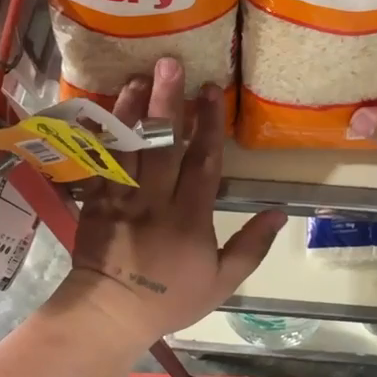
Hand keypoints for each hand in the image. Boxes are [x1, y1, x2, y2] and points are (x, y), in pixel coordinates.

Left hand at [54, 57, 286, 345]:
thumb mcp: (221, 282)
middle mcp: (155, 199)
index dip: (208, 124)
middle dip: (168, 102)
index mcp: (189, 217)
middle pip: (163, 144)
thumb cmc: (169, 298)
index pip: (202, 162)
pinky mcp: (96, 199)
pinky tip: (108, 109)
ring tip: (140, 76)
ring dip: (134, 109)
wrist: (110, 312)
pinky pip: (101, 161)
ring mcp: (121, 197)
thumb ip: (251, 246)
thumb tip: (279, 212)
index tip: (211, 90)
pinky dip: (105, 134)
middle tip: (170, 64)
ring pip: (128, 146)